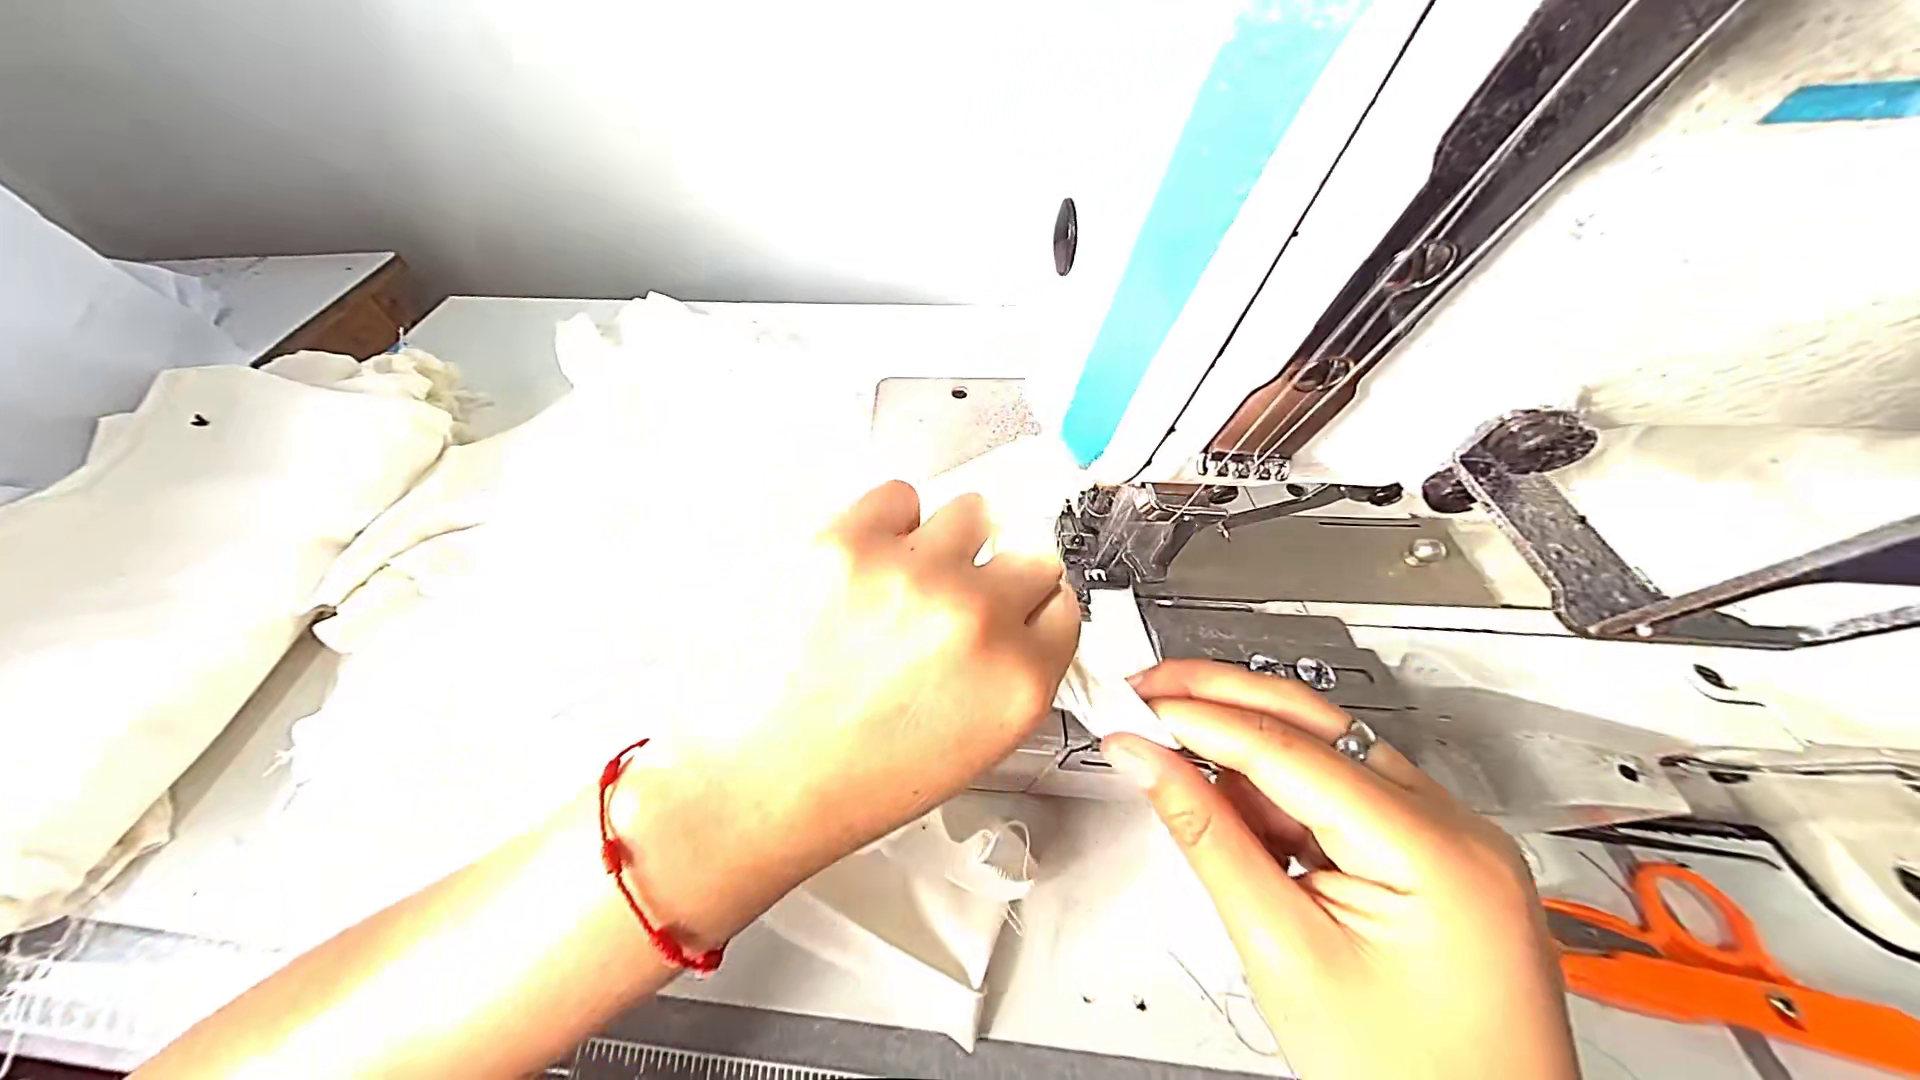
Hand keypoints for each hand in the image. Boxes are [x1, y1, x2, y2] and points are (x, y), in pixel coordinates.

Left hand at [611, 481, 1079, 944]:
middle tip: (955, 598)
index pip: (1063, 603)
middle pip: (1030, 555)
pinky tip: (867, 567)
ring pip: (974, 511)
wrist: (760, 778)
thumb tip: (1023, 608)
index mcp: (1018, 681)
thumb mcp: (976, 740)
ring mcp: (914, 576)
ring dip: (949, 543)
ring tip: (906, 581)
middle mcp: (977, 621)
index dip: (1032, 606)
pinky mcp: (849, 544)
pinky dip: (890, 523)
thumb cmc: (857, 775)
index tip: (1012, 605)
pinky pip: (900, 495)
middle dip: (997, 576)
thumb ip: (1015, 668)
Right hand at [1101, 660, 1576, 1079]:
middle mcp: (1451, 824)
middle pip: (1308, 722)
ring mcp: (1439, 832)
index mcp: (1436, 852)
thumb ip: (1206, 837)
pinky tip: (1227, 802)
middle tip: (1149, 690)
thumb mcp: (1281, 950)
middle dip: (1218, 697)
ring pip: (1314, 746)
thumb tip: (1149, 761)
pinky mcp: (1417, 845)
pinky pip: (1327, 786)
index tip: (1139, 711)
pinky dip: (1267, 786)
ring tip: (1171, 751)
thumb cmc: (1404, 1077)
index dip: (1200, 721)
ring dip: (1236, 742)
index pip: (1288, 750)